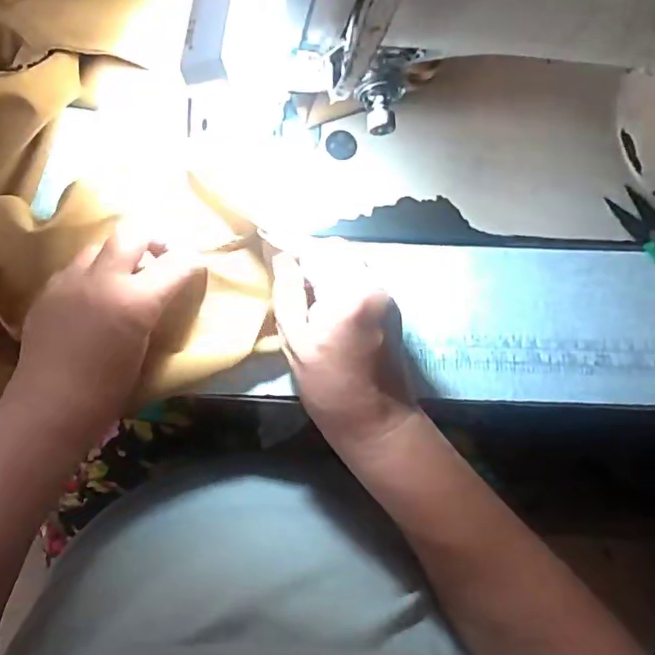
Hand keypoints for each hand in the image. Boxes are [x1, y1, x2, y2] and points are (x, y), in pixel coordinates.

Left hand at [9, 230, 202, 435]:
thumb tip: (156, 296)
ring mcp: (69, 281)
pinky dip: (88, 276)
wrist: (49, 407)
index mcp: (135, 300)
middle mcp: (101, 279)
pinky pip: (73, 270)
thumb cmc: (106, 393)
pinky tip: (88, 301)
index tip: (193, 268)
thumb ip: (150, 313)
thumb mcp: (142, 351)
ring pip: (97, 247)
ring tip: (120, 280)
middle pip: (132, 233)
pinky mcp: (46, 291)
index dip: (191, 262)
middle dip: (152, 240)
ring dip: (115, 256)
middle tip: (158, 260)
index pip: (176, 262)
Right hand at [272, 251, 416, 449]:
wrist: (376, 419)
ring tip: (296, 280)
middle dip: (306, 250)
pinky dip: (336, 276)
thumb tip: (277, 253)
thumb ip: (286, 291)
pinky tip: (318, 295)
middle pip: (336, 249)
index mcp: (348, 293)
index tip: (265, 235)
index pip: (314, 250)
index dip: (287, 241)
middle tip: (279, 262)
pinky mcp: (389, 304)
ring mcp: (385, 293)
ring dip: (322, 262)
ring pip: (348, 260)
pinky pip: (357, 275)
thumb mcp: (294, 339)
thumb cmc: (327, 385)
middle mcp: (373, 284)